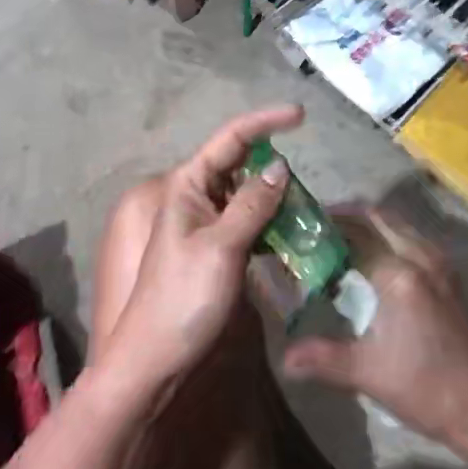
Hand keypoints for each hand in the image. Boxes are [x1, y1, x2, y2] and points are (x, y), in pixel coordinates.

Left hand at [100, 105, 302, 394]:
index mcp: (188, 184)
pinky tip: (292, 236)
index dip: (264, 122)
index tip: (301, 114)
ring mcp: (204, 222)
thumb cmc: (184, 295)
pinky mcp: (215, 248)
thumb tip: (278, 165)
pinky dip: (270, 225)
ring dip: (275, 198)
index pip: (230, 139)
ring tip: (308, 209)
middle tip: (310, 178)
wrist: (157, 355)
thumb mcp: (222, 247)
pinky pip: (247, 223)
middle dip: (272, 163)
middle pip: (239, 164)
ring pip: (246, 196)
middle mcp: (195, 195)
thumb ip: (251, 205)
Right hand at [281, 209, 467, 456]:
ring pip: (395, 223)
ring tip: (337, 237)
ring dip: (366, 222)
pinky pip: (410, 236)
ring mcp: (439, 264)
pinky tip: (372, 255)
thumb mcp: (368, 374)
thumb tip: (283, 357)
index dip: (321, 227)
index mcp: (398, 274)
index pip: (351, 232)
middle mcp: (420, 258)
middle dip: (343, 214)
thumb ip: (322, 357)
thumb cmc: (426, 390)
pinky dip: (386, 233)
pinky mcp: (450, 275)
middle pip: (375, 216)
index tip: (297, 228)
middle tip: (314, 227)